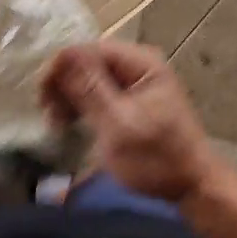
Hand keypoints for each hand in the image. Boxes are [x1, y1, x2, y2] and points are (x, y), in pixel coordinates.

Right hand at [42, 41, 230, 202]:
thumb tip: (62, 55)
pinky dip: (84, 106)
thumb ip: (90, 90)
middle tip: (48, 115)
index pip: (89, 49)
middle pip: (90, 62)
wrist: (194, 188)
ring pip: (92, 78)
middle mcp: (139, 64)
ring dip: (72, 96)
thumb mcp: (118, 125)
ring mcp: (138, 82)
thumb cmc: (157, 159)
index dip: (62, 68)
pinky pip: (101, 93)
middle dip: (65, 84)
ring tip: (57, 123)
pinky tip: (72, 123)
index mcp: (140, 62)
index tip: (42, 98)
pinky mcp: (134, 101)